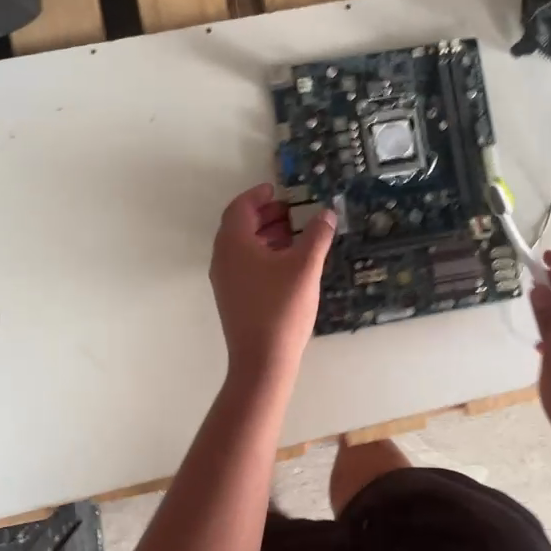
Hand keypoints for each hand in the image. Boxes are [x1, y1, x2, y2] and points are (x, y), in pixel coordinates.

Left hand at [210, 184, 334, 384]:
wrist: (262, 360)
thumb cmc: (282, 307)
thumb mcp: (305, 266)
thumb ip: (317, 235)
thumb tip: (326, 213)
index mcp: (234, 244)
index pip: (240, 207)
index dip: (259, 195)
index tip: (278, 190)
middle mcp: (223, 258)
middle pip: (240, 225)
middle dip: (265, 214)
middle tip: (292, 211)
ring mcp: (226, 280)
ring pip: (243, 246)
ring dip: (266, 235)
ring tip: (296, 235)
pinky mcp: (233, 298)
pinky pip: (245, 264)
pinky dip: (264, 254)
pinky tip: (288, 263)